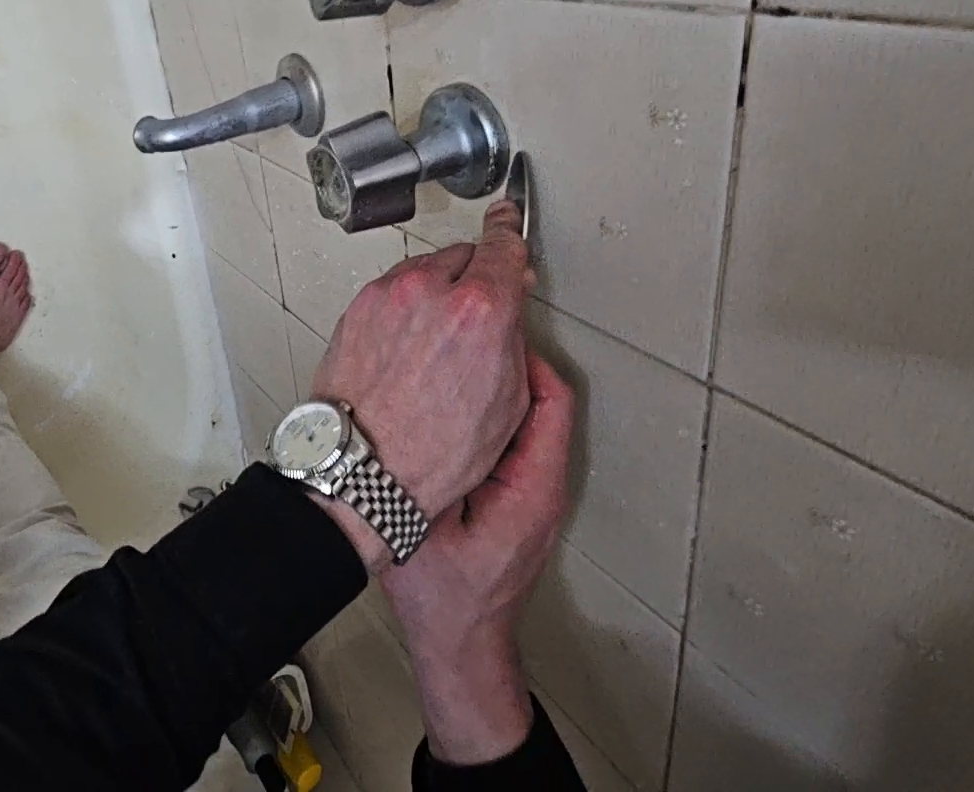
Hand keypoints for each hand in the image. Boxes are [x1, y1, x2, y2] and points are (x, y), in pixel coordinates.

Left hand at [309, 201, 537, 568]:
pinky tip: (408, 340)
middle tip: (477, 309)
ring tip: (436, 338)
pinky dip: (406, 302)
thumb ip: (512, 336)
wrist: (363, 465)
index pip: (502, 247)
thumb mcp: (507, 400)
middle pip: (463, 255)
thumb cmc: (434, 450)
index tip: (509, 219)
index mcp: (480, 310)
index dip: (510, 234)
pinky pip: (394, 288)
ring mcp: (388, 295)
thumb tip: (509, 304)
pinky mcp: (358, 306)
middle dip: (475, 276)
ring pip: (425, 269)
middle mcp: (431, 290)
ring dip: (438, 288)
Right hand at [381, 352, 574, 764]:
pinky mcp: (509, 490)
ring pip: (522, 414)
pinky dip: (482, 407)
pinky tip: (442, 397)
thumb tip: (425, 402)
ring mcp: (526, 485)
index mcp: (531, 484)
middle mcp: (539, 478)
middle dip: (507, 359)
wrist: (457, 641)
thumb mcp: (428, 526)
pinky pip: (505, 434)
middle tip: (464, 332)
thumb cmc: (442, 594)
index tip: (484, 331)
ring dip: (492, 381)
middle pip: (541, 400)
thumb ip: (434, 469)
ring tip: (450, 355)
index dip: (521, 357)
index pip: (549, 402)